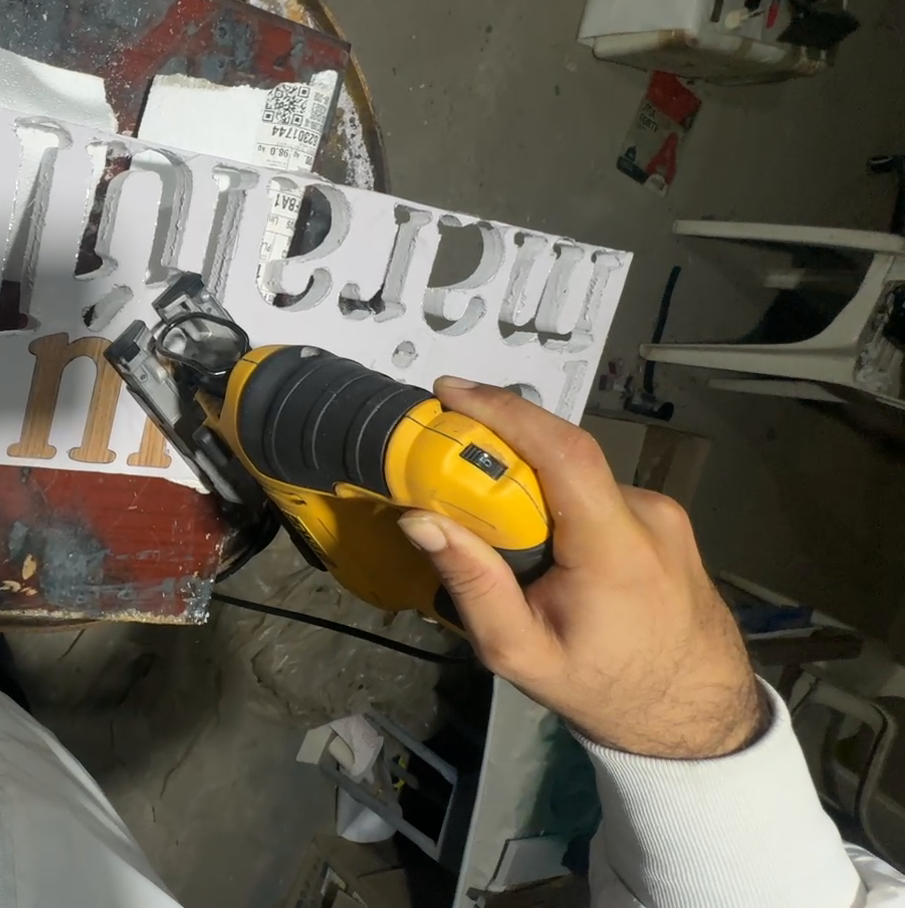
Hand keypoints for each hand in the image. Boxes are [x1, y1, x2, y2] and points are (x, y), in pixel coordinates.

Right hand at [396, 379, 766, 759]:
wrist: (695, 722)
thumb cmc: (601, 687)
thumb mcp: (517, 650)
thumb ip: (470, 583)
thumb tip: (417, 518)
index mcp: (616, 547)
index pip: (563, 452)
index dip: (504, 411)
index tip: (448, 391)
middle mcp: (647, 517)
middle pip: (558, 455)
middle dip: (491, 442)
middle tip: (433, 451)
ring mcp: (660, 517)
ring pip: (569, 473)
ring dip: (516, 474)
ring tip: (471, 502)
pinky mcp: (659, 524)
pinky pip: (585, 490)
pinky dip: (542, 492)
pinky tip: (519, 525)